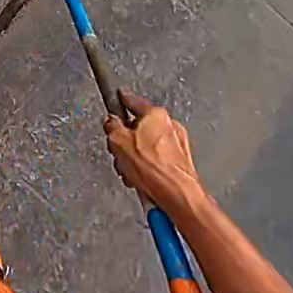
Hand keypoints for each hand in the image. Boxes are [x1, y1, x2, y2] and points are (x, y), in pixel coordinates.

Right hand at [104, 91, 206, 215]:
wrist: (177, 195)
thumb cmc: (154, 169)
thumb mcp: (118, 142)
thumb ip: (112, 127)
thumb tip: (111, 123)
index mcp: (156, 114)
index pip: (134, 101)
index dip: (122, 100)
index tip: (118, 96)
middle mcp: (170, 125)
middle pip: (139, 127)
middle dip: (126, 142)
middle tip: (120, 153)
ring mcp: (177, 144)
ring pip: (147, 146)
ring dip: (136, 158)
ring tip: (132, 172)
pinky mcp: (180, 162)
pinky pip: (158, 159)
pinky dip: (149, 168)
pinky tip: (143, 180)